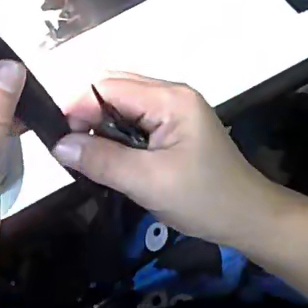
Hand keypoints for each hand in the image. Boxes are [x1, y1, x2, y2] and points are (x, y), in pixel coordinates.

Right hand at [54, 73, 283, 246]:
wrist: (250, 220)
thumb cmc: (204, 199)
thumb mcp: (148, 182)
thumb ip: (102, 160)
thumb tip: (58, 145)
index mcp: (170, 99)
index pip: (108, 87)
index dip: (78, 108)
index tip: (57, 139)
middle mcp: (171, 95)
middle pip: (113, 92)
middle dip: (87, 117)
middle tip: (70, 151)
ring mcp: (173, 111)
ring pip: (120, 108)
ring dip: (100, 129)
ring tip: (86, 158)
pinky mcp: (172, 128)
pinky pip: (132, 123)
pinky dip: (115, 138)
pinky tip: (108, 159)